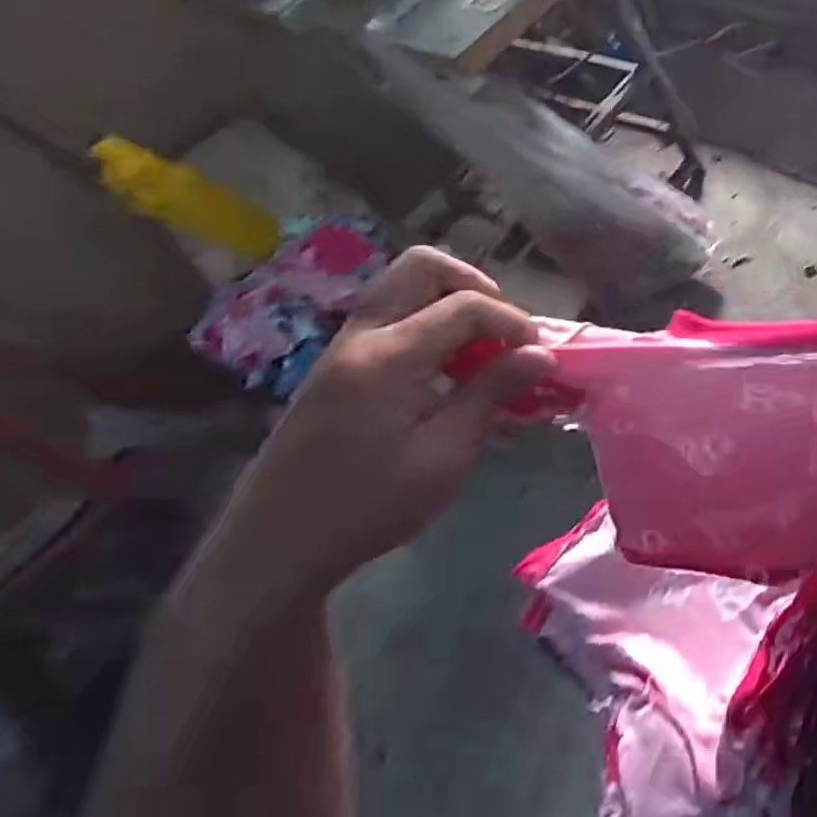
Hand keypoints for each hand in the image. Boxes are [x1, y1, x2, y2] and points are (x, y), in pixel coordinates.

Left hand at [202, 247, 559, 599]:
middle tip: (504, 332)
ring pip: (404, 289)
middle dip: (477, 288)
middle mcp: (360, 338)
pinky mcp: (339, 369)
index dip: (514, 322)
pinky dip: (432, 328)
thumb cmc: (369, 505)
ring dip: (453, 306)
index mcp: (387, 357)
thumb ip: (493, 392)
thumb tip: (542, 354)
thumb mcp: (446, 454)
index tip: (542, 357)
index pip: (465, 305)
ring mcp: (343, 350)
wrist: (273, 548)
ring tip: (484, 353)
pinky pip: (393, 321)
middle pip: (422, 268)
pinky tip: (452, 376)